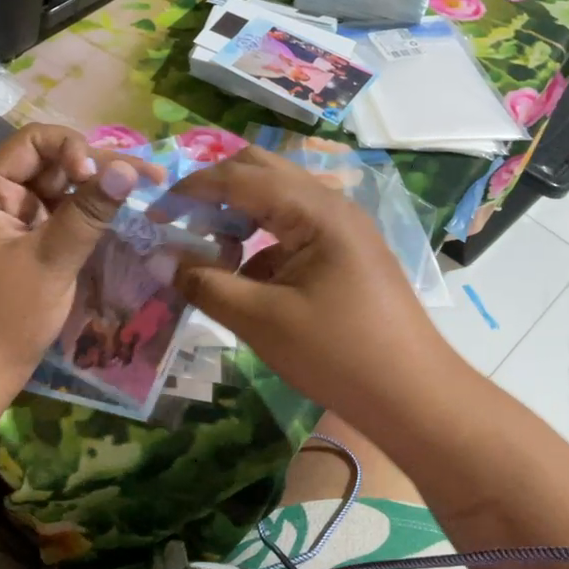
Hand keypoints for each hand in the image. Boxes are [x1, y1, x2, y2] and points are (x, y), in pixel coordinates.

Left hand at [0, 125, 161, 390]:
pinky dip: (89, 214)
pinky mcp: (30, 247)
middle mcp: (2, 199)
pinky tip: (123, 214)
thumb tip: (127, 169)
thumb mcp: (51, 261)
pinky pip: (62, 217)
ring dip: (99, 189)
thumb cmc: (4, 317)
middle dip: (98, 166)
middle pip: (53, 162)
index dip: (70, 147)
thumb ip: (88, 213)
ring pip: (62, 190)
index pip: (33, 141)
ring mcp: (16, 223)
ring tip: (150, 188)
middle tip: (151, 178)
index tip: (94, 176)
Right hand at [167, 148, 459, 404]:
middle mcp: (330, 204)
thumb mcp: (260, 321)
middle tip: (178, 221)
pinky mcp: (344, 251)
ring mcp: (341, 227)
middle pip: (261, 170)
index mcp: (315, 210)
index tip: (153, 213)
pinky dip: (259, 239)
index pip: (240, 176)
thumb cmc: (338, 354)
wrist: (415, 398)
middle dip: (214, 189)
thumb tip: (162, 260)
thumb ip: (205, 283)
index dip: (191, 190)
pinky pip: (291, 226)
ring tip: (206, 249)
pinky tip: (243, 276)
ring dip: (237, 212)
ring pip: (276, 197)